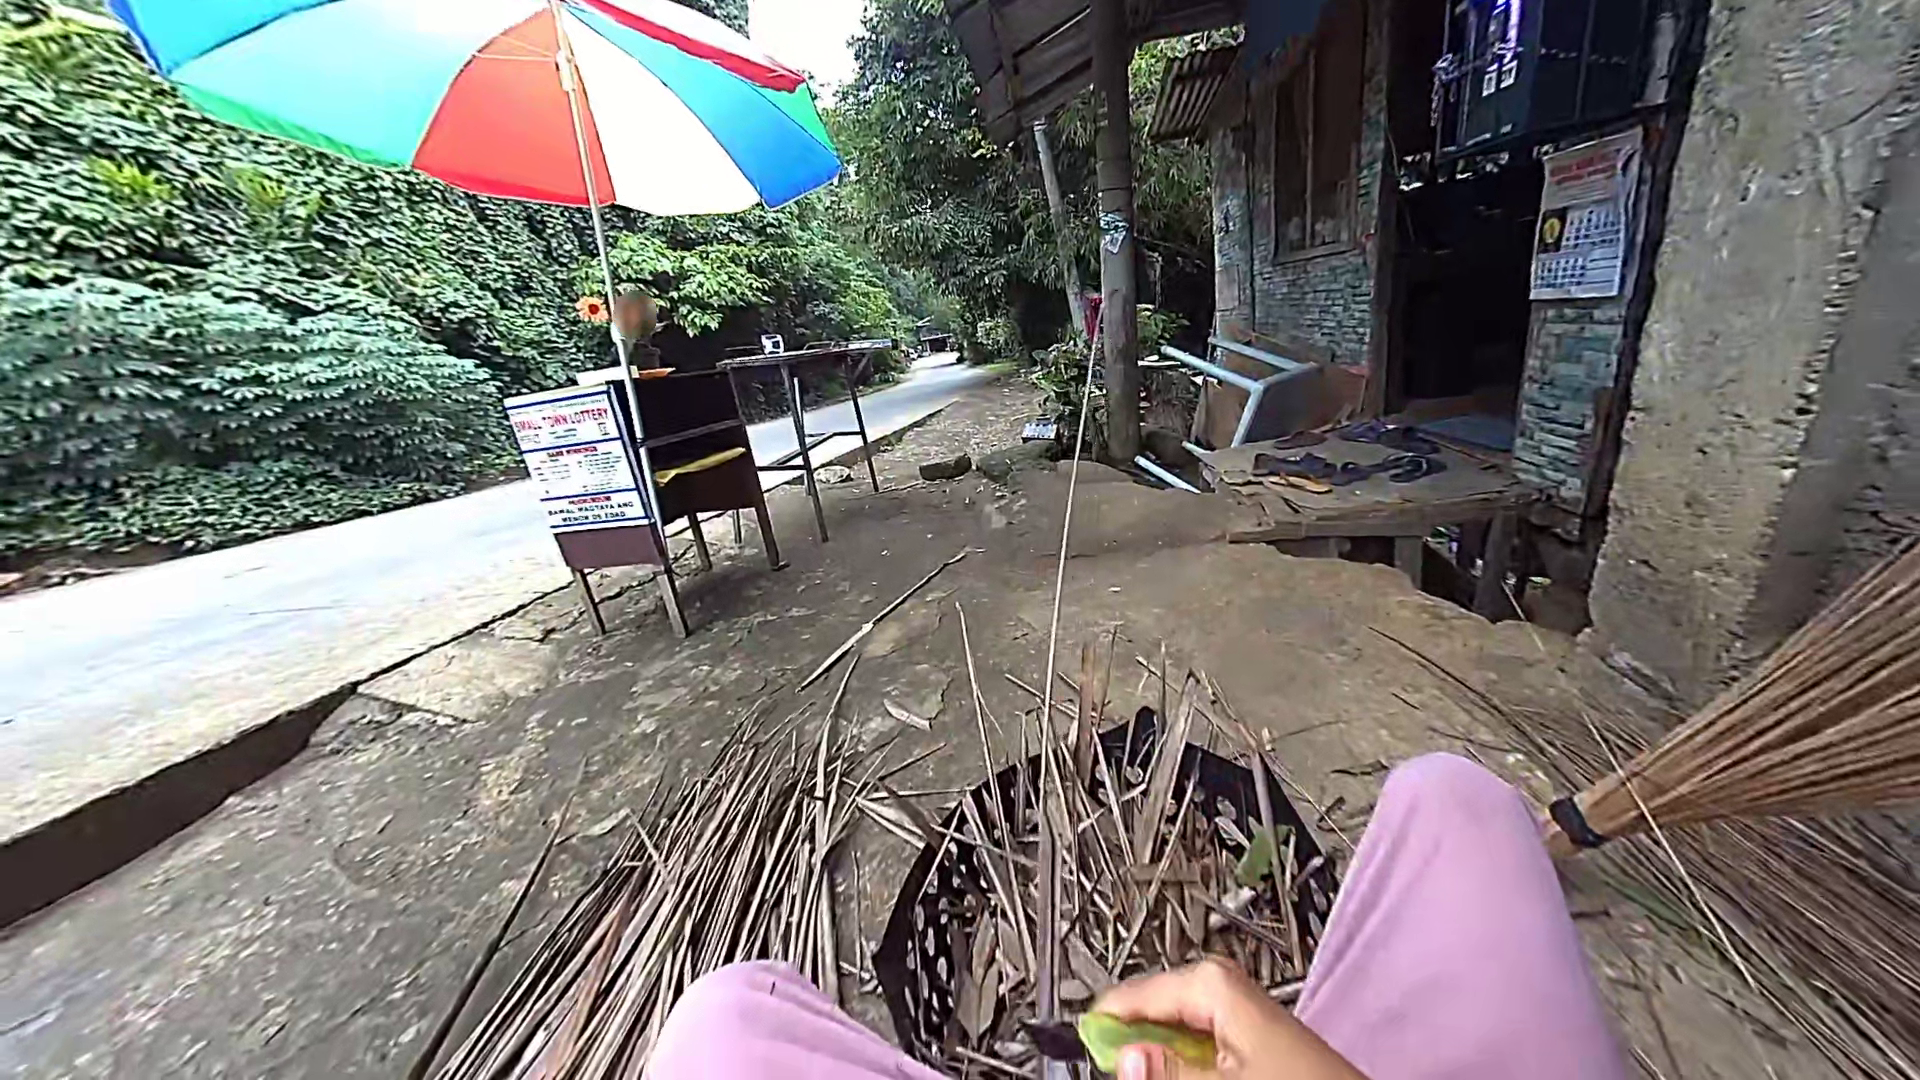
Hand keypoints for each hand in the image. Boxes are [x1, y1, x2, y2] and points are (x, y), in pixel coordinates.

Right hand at [1090, 957, 1370, 1079]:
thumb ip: (1169, 1071)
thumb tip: (1121, 1058)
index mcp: (1208, 979)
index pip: (1130, 995)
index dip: (1106, 1030)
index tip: (1086, 1054)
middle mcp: (1217, 982)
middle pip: (1150, 1015)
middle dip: (1141, 1051)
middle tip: (1133, 1077)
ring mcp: (1232, 1005)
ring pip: (1173, 1034)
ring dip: (1165, 1062)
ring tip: (1163, 1077)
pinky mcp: (1245, 1030)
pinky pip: (1197, 1044)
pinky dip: (1188, 1066)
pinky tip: (1194, 1078)